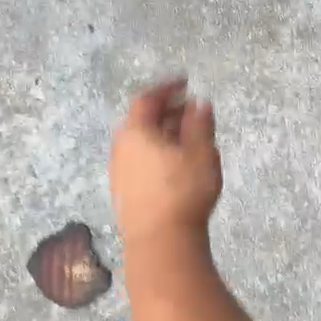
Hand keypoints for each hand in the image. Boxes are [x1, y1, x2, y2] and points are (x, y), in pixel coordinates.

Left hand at [109, 79, 221, 246]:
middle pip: (139, 119)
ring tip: (187, 133)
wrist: (160, 238)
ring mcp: (119, 169)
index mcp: (137, 133)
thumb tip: (198, 103)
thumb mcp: (201, 151)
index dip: (166, 87)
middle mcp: (121, 147)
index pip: (147, 99)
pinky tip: (175, 158)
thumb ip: (199, 124)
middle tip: (191, 107)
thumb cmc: (184, 188)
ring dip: (162, 129)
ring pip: (139, 139)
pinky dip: (156, 146)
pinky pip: (138, 155)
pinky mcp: (124, 188)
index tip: (186, 82)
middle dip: (165, 109)